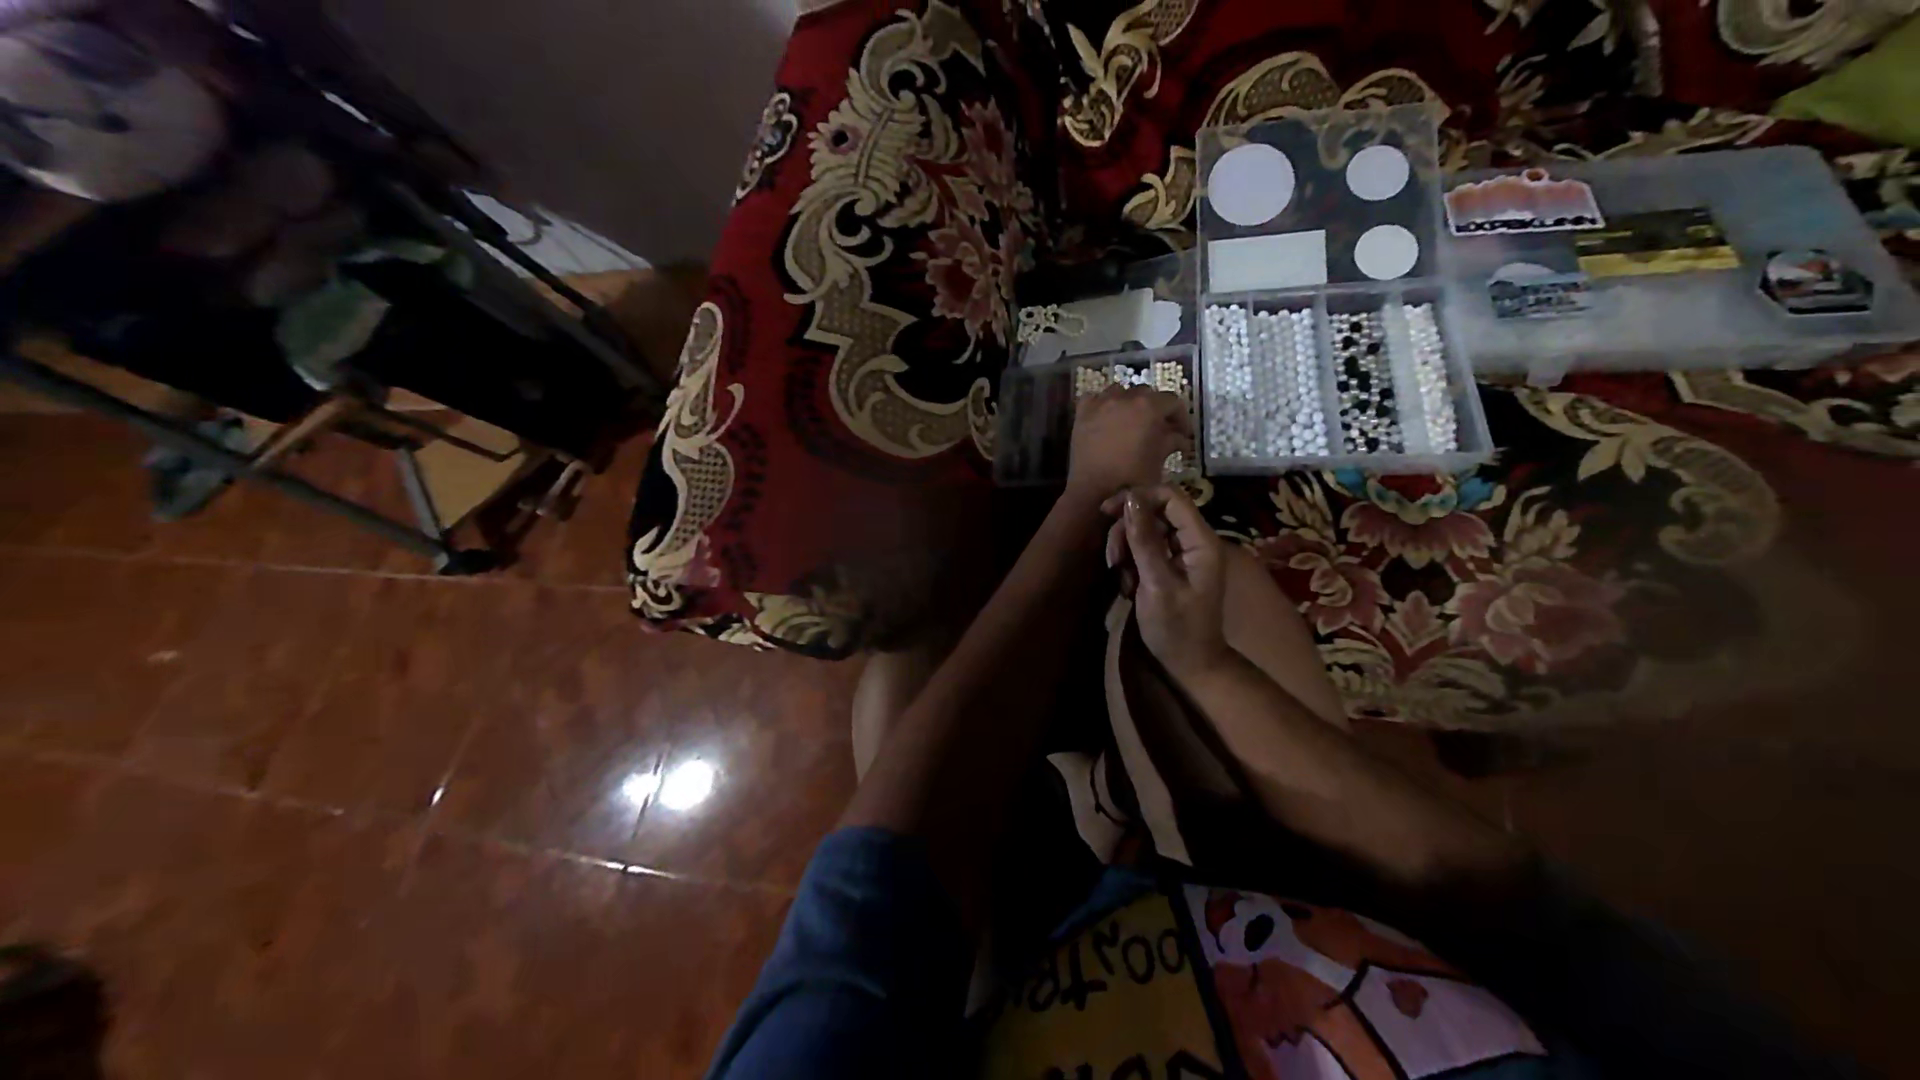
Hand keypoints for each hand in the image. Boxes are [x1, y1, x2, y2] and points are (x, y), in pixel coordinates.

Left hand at [1064, 386, 1189, 504]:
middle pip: (1147, 393)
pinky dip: (1103, 403)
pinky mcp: (1083, 411)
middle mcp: (1125, 397)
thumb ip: (1172, 442)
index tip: (1182, 431)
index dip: (1180, 416)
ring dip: (1129, 402)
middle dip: (1156, 408)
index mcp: (1148, 407)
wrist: (1093, 488)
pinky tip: (1106, 416)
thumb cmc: (1131, 476)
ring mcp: (1101, 402)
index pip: (1172, 401)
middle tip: (1158, 427)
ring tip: (1131, 420)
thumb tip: (1181, 438)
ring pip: (1121, 392)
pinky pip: (1095, 398)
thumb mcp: (1158, 460)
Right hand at [1102, 485, 1231, 680]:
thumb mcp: (1157, 584)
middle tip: (1113, 559)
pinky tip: (1128, 585)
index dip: (1139, 497)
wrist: (1190, 663)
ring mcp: (1182, 553)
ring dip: (1126, 547)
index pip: (1171, 497)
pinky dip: (1131, 561)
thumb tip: (1131, 499)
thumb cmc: (1177, 628)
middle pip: (1155, 511)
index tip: (1108, 511)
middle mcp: (1194, 541)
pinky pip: (1146, 548)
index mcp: (1201, 541)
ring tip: (1120, 577)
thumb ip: (1145, 540)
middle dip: (1127, 528)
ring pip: (1146, 529)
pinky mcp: (1170, 565)